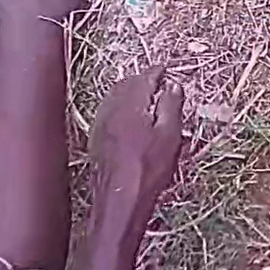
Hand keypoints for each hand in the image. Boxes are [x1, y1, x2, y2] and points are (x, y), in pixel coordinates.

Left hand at [89, 66, 185, 219]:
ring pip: (115, 97)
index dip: (157, 72)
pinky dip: (122, 105)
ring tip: (146, 95)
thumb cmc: (148, 169)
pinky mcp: (97, 138)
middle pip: (126, 84)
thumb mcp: (170, 135)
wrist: (120, 200)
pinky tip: (130, 116)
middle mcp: (111, 110)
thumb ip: (171, 105)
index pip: (144, 78)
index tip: (166, 69)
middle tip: (158, 80)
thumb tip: (172, 85)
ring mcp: (101, 124)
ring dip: (131, 91)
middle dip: (143, 79)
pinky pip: (109, 111)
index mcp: (130, 104)